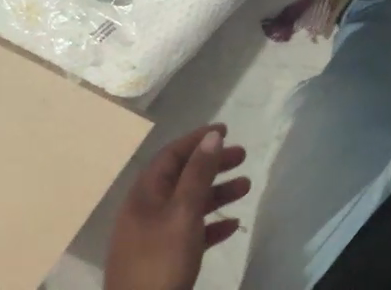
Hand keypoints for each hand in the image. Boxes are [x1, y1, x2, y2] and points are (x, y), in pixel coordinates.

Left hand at [104, 125, 251, 289]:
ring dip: (217, 193)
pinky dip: (211, 224)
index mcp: (144, 196)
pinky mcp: (162, 260)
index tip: (225, 131)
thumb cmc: (161, 260)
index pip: (170, 156)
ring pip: (189, 204)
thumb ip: (198, 173)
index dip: (197, 140)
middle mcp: (145, 212)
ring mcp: (152, 237)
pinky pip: (189, 231)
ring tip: (246, 188)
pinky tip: (232, 225)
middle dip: (212, 164)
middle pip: (182, 177)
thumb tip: (212, 136)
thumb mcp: (183, 212)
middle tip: (242, 156)